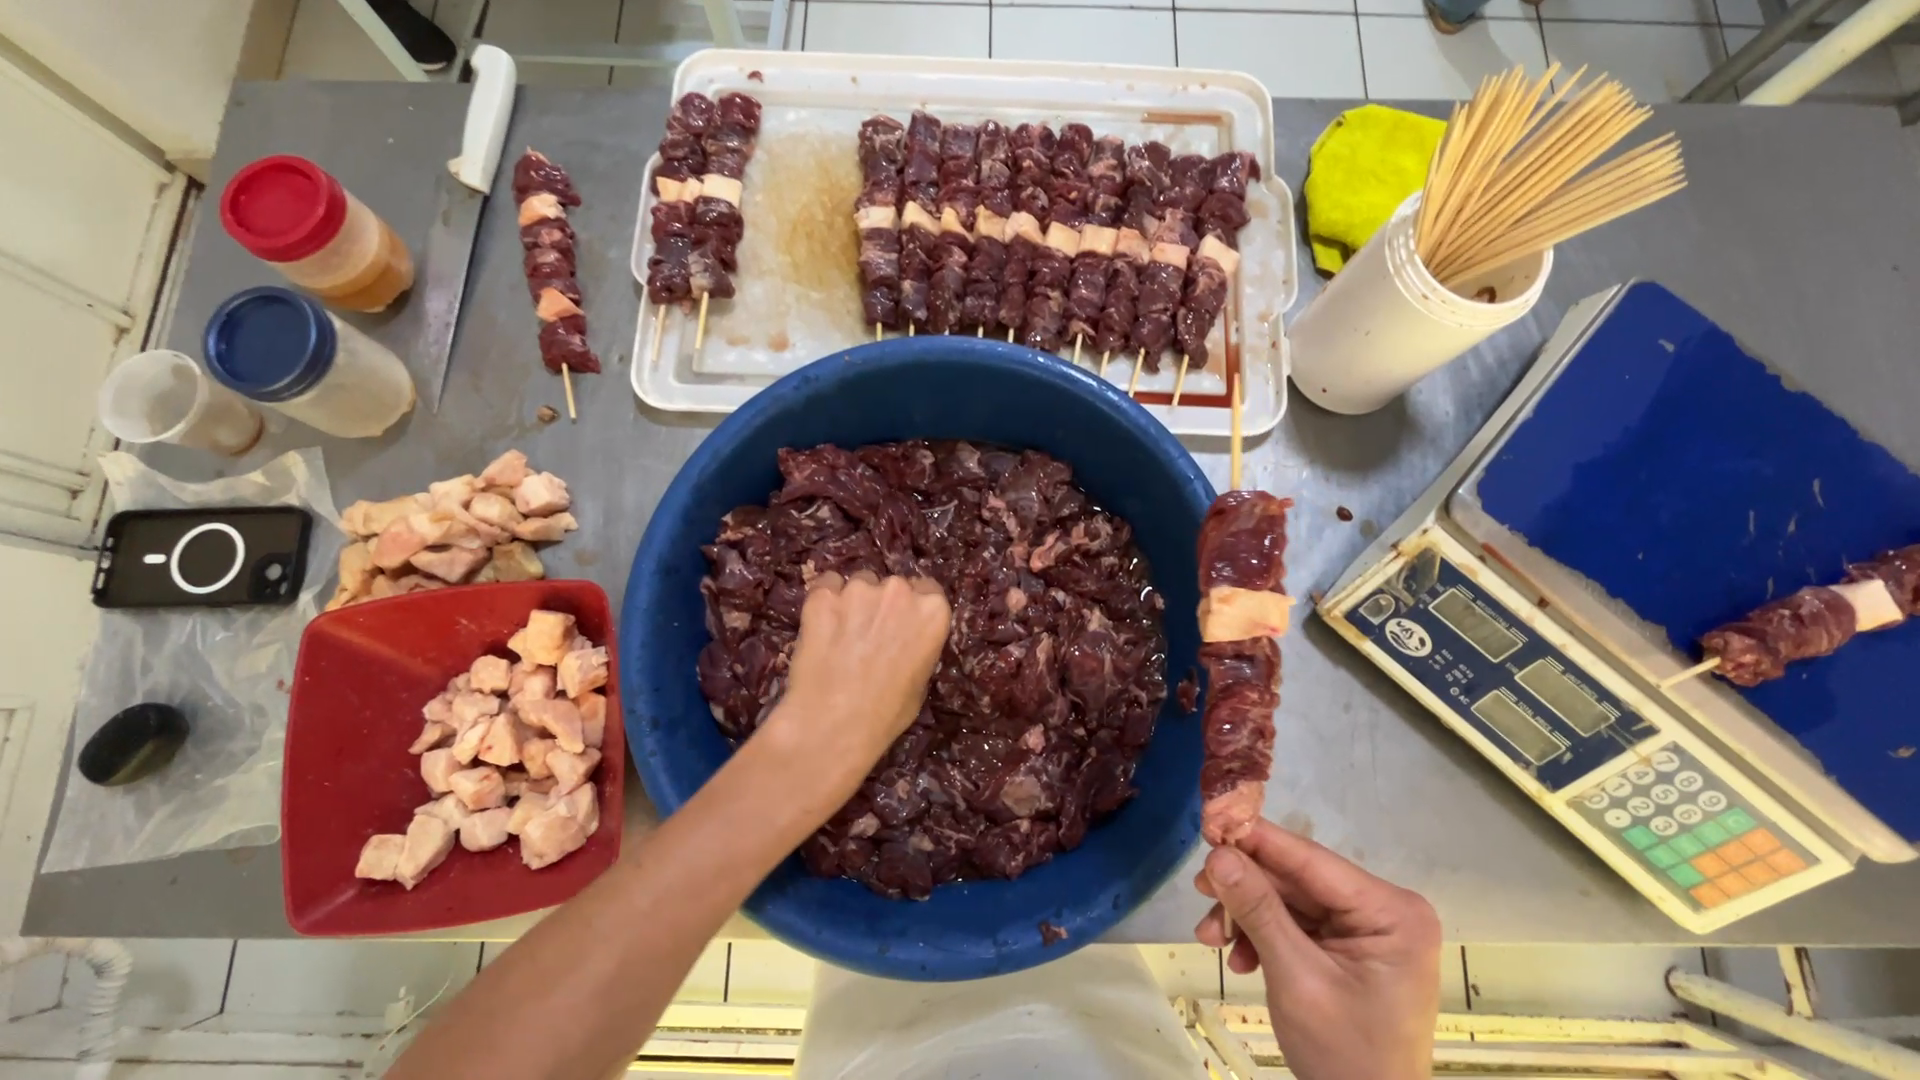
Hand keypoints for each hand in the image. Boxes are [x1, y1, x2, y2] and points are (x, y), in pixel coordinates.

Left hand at [768, 571, 950, 784]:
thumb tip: (904, 641)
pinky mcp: (822, 595)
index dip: (912, 608)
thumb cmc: (886, 713)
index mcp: (933, 612)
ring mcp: (859, 589)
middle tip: (868, 634)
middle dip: (882, 605)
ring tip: (840, 635)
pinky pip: (826, 585)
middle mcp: (900, 591)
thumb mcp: (921, 681)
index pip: (928, 590)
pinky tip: (819, 627)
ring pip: (859, 584)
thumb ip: (918, 646)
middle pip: (892, 585)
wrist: (834, 723)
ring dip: (853, 603)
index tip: (901, 624)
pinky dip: (824, 601)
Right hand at [1194, 820, 1440, 1079]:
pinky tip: (1237, 958)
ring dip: (1246, 916)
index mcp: (1390, 910)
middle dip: (1244, 890)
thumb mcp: (1296, 977)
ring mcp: (1366, 929)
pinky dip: (1261, 936)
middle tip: (1199, 892)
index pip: (1310, 859)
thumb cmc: (1345, 1054)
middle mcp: (1383, 908)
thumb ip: (1258, 910)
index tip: (1208, 824)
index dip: (1256, 840)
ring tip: (1211, 939)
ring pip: (1287, 900)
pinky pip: (1294, 923)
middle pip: (1295, 879)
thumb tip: (1218, 853)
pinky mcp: (1348, 947)